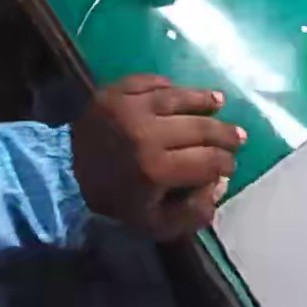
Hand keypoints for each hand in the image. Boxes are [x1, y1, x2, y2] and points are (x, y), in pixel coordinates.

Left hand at [71, 75, 246, 241]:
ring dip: (202, 99)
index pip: (208, 160)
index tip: (230, 164)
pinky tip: (179, 91)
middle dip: (224, 133)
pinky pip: (147, 82)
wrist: (68, 172)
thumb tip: (219, 184)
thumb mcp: (157, 224)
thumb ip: (195, 212)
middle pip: (198, 128)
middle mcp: (146, 133)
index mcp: (157, 168)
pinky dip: (166, 85)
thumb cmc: (116, 200)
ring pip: (176, 97)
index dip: (226, 162)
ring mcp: (128, 107)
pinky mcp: (113, 91)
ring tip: (220, 101)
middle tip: (238, 135)